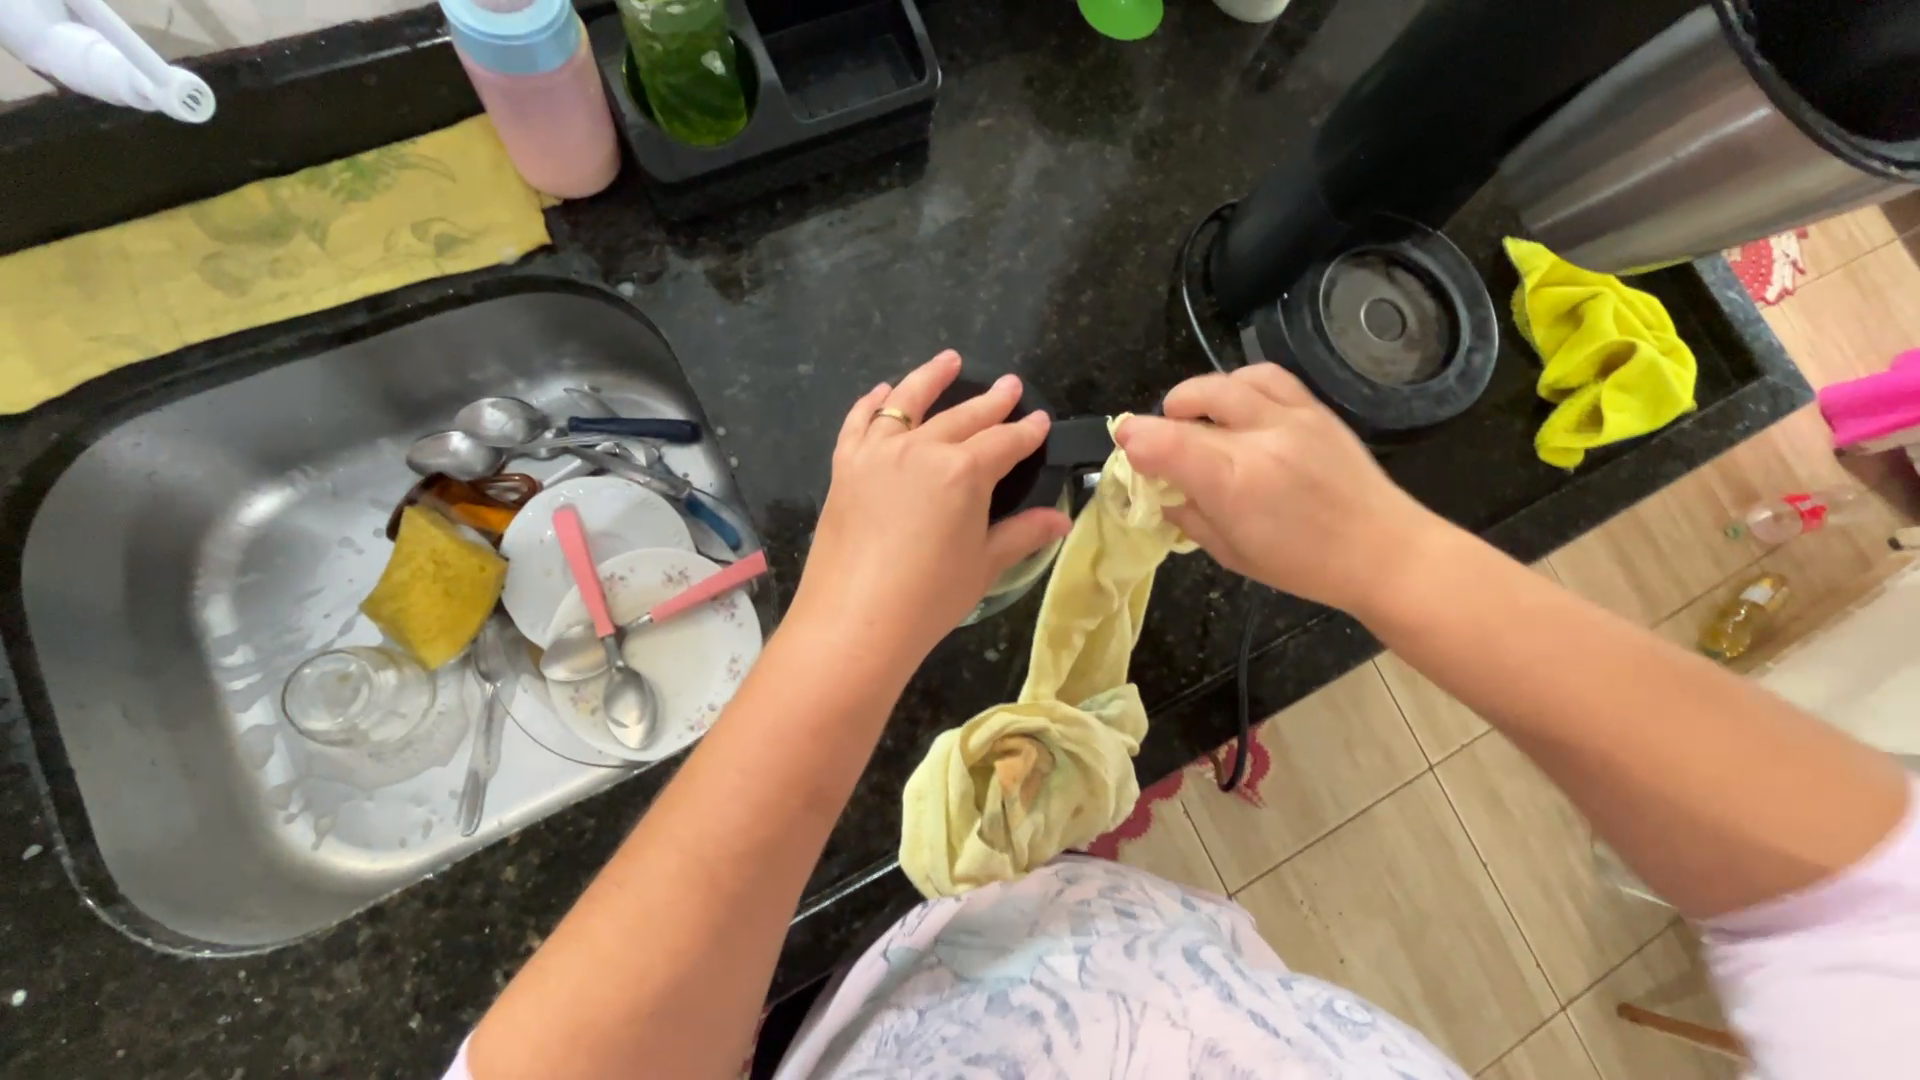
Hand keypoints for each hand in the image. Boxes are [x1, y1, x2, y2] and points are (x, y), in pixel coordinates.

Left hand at [789, 351, 1072, 677]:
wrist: (855, 621)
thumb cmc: (929, 598)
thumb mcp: (984, 565)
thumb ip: (1022, 534)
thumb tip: (1061, 520)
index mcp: (964, 471)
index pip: (1005, 442)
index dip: (1026, 432)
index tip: (1040, 421)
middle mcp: (922, 449)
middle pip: (964, 416)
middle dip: (992, 401)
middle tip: (1009, 385)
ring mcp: (878, 453)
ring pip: (908, 403)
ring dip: (931, 378)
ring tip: (949, 360)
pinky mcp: (845, 466)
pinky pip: (859, 422)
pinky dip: (874, 402)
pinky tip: (884, 392)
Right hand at [1114, 363, 1446, 613]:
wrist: (1383, 552)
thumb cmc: (1303, 565)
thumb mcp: (1230, 554)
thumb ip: (1188, 517)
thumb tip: (1161, 493)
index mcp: (1234, 484)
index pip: (1165, 443)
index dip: (1135, 440)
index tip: (1125, 447)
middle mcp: (1259, 440)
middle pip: (1188, 410)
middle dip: (1157, 422)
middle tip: (1153, 442)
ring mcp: (1290, 418)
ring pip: (1225, 383)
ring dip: (1193, 396)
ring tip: (1187, 416)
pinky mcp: (1314, 409)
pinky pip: (1266, 377)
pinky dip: (1236, 384)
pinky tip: (1232, 404)